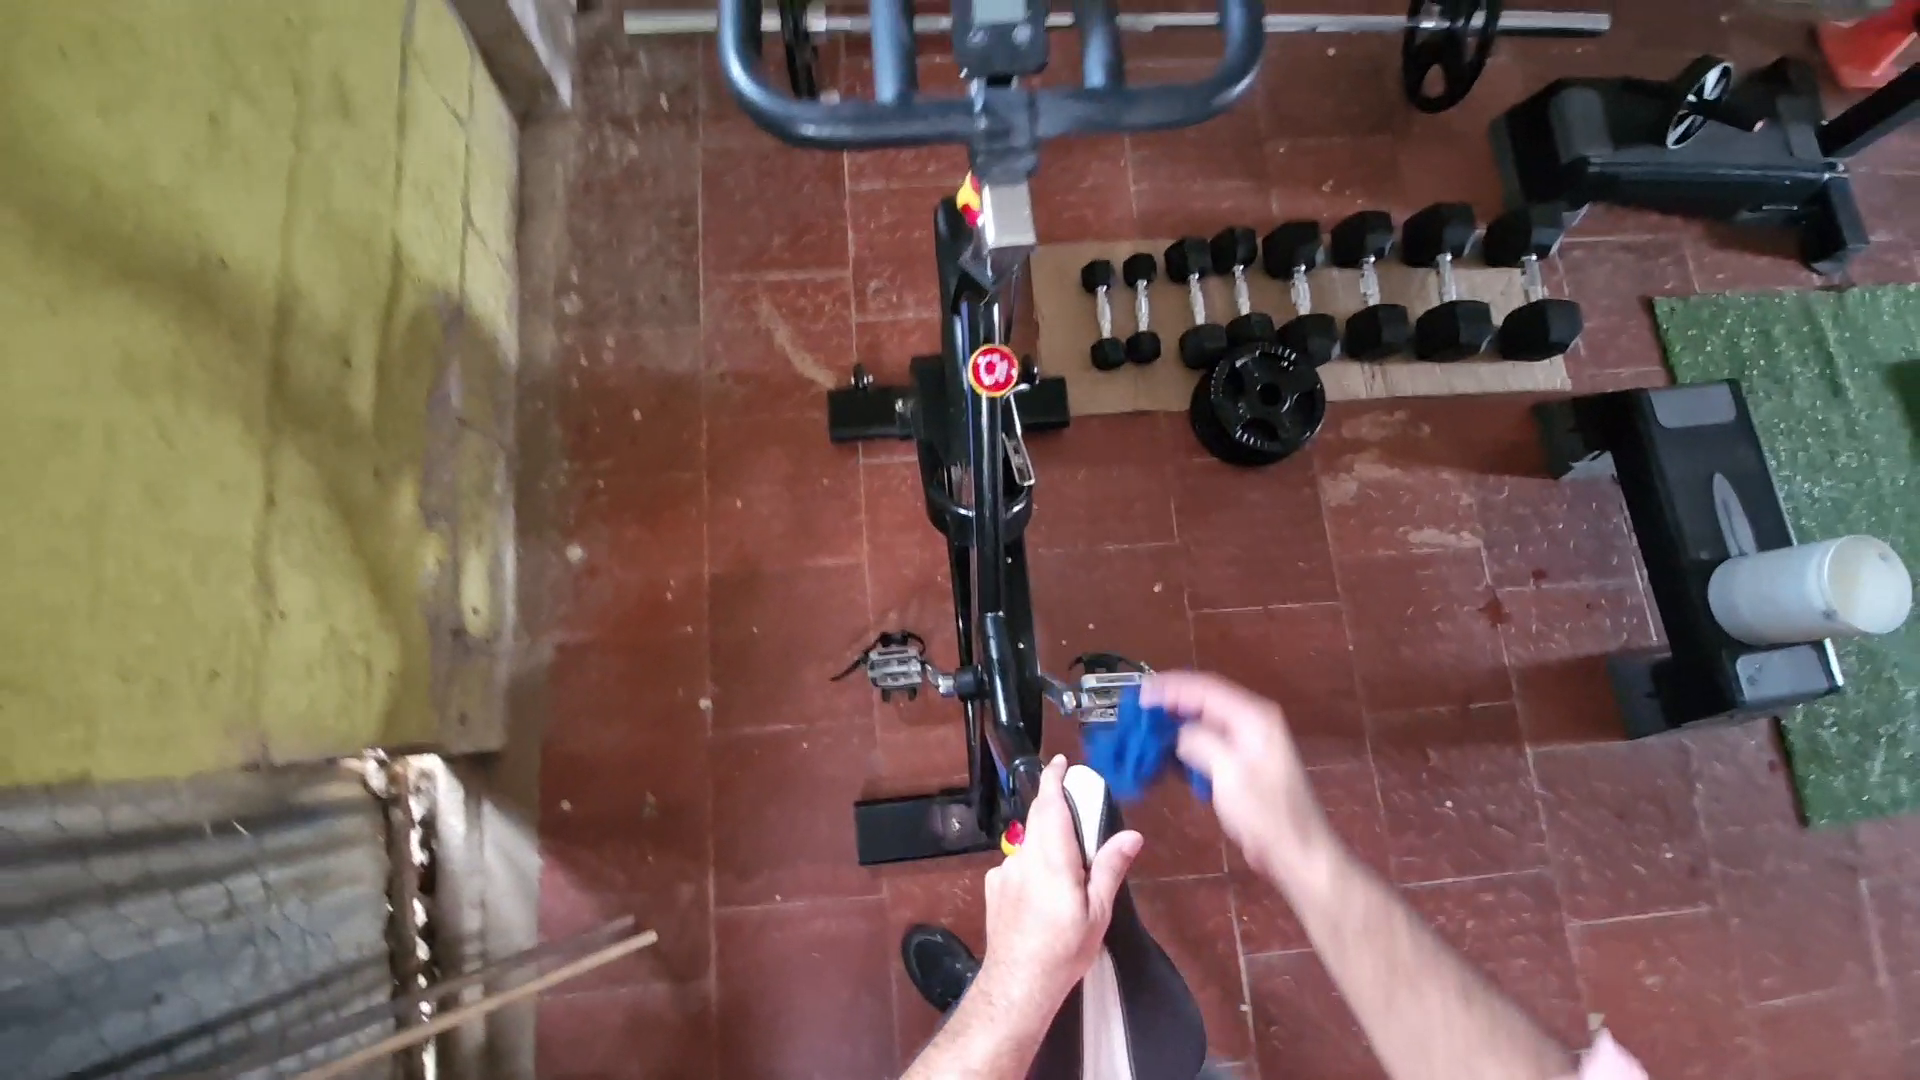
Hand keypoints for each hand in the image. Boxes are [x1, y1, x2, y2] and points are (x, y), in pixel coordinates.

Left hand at [978, 755, 1143, 1013]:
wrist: (1018, 983)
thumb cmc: (1064, 948)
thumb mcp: (1098, 911)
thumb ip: (1110, 867)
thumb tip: (1131, 835)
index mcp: (1052, 856)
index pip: (1050, 803)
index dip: (1054, 778)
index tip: (1061, 762)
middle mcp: (1024, 855)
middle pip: (1037, 816)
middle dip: (1052, 802)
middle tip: (1073, 805)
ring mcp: (1005, 870)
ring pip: (1027, 841)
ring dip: (1044, 840)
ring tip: (1064, 865)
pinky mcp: (994, 886)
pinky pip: (1016, 863)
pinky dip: (1031, 864)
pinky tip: (1041, 892)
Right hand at [1142, 671, 1331, 886]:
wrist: (1297, 853)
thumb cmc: (1266, 814)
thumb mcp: (1228, 773)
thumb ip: (1199, 742)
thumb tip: (1178, 733)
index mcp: (1253, 717)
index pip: (1204, 688)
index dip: (1170, 688)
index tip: (1141, 695)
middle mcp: (1251, 722)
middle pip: (1203, 700)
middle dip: (1170, 704)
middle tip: (1139, 711)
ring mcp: (1248, 741)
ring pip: (1203, 721)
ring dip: (1175, 725)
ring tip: (1146, 731)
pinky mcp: (1241, 761)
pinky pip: (1207, 741)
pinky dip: (1185, 744)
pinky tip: (1166, 754)